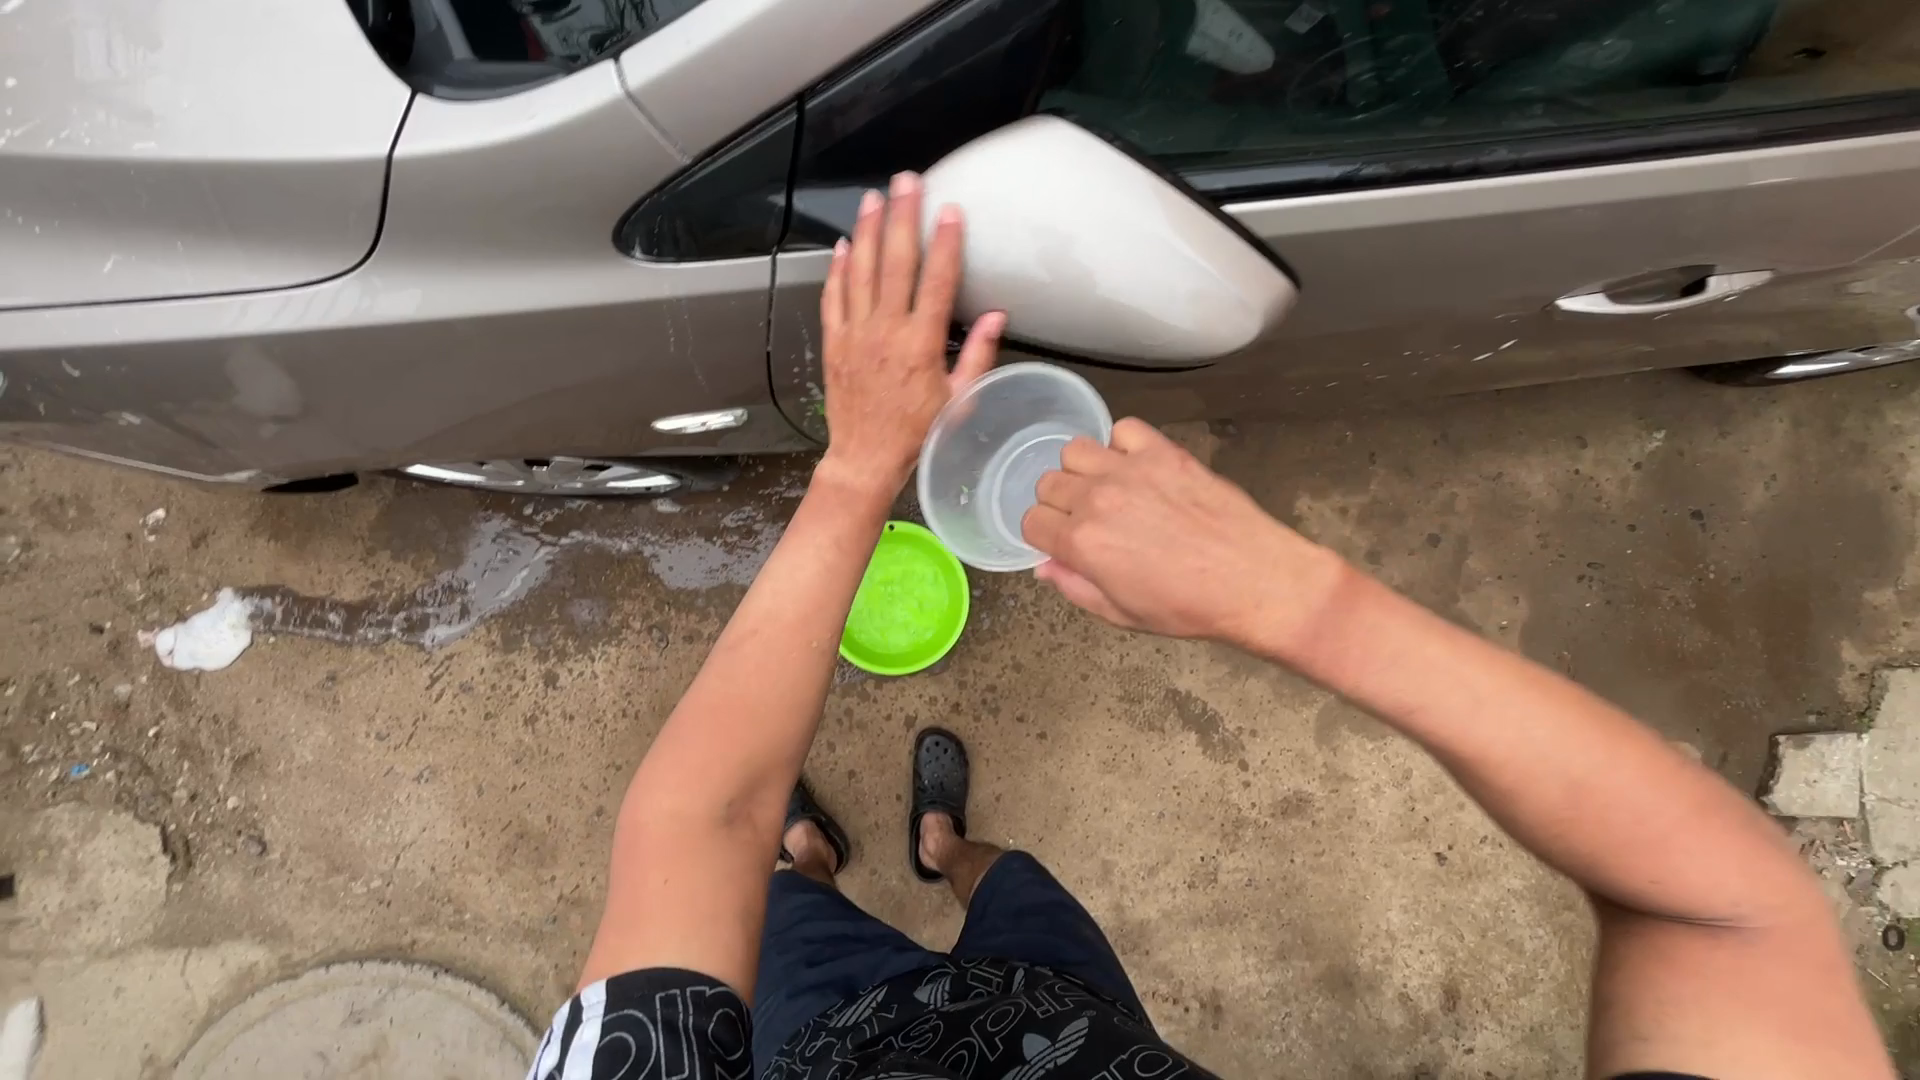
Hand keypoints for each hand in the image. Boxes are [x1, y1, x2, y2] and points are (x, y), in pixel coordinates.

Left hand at [816, 172, 1004, 496]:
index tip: (950, 210)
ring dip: (869, 231)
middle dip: (903, 217)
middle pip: (896, 263)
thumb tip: (995, 316)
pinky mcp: (834, 343)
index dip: (945, 242)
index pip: (936, 281)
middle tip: (908, 182)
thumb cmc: (916, 434)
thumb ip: (977, 356)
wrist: (865, 457)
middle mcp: (885, 331)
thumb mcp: (958, 400)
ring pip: (861, 271)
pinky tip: (845, 245)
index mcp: (920, 344)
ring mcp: (855, 334)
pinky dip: (838, 269)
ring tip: (875, 198)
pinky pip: (834, 297)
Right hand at [1021, 418, 1349, 657]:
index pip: (1031, 521)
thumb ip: (1074, 588)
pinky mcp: (1164, 452)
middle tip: (1088, 520)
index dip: (1043, 535)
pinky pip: (1123, 429)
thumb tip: (1044, 567)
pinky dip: (1122, 444)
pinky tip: (1136, 467)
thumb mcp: (1121, 614)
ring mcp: (1131, 469)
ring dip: (1082, 470)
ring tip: (1107, 489)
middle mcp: (1097, 498)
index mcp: (1081, 542)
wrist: (1255, 582)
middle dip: (1060, 503)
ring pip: (1075, 451)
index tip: (1062, 543)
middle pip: (1048, 483)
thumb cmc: (1187, 607)